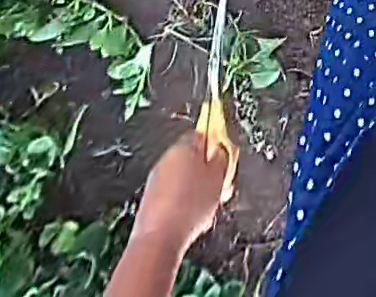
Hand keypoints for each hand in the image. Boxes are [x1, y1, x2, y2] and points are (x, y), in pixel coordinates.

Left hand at [128, 131, 234, 252]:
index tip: (226, 162)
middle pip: (193, 159)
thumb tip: (220, 150)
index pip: (203, 134)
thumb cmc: (190, 205)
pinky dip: (183, 205)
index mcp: (182, 146)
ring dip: (197, 190)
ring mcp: (154, 183)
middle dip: (208, 173)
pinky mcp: (148, 205)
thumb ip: (223, 156)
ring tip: (208, 208)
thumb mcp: (219, 175)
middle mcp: (165, 160)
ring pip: (184, 180)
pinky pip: (173, 198)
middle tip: (220, 188)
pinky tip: (192, 220)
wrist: (158, 242)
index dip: (218, 147)